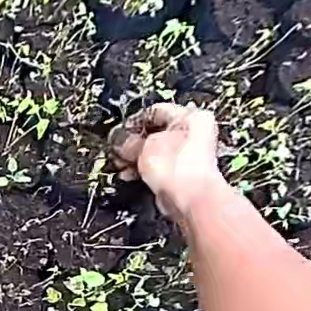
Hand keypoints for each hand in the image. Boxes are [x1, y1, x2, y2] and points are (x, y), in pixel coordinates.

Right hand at [109, 103, 226, 221]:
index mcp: (190, 117)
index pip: (154, 111)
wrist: (190, 199)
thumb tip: (117, 139)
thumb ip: (128, 141)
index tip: (117, 134)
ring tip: (120, 165)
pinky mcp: (181, 172)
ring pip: (153, 151)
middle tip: (117, 151)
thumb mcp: (144, 147)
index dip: (132, 123)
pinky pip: (157, 166)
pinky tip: (129, 174)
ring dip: (134, 158)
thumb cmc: (179, 168)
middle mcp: (193, 133)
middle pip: (153, 133)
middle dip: (131, 144)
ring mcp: (187, 154)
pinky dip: (142, 169)